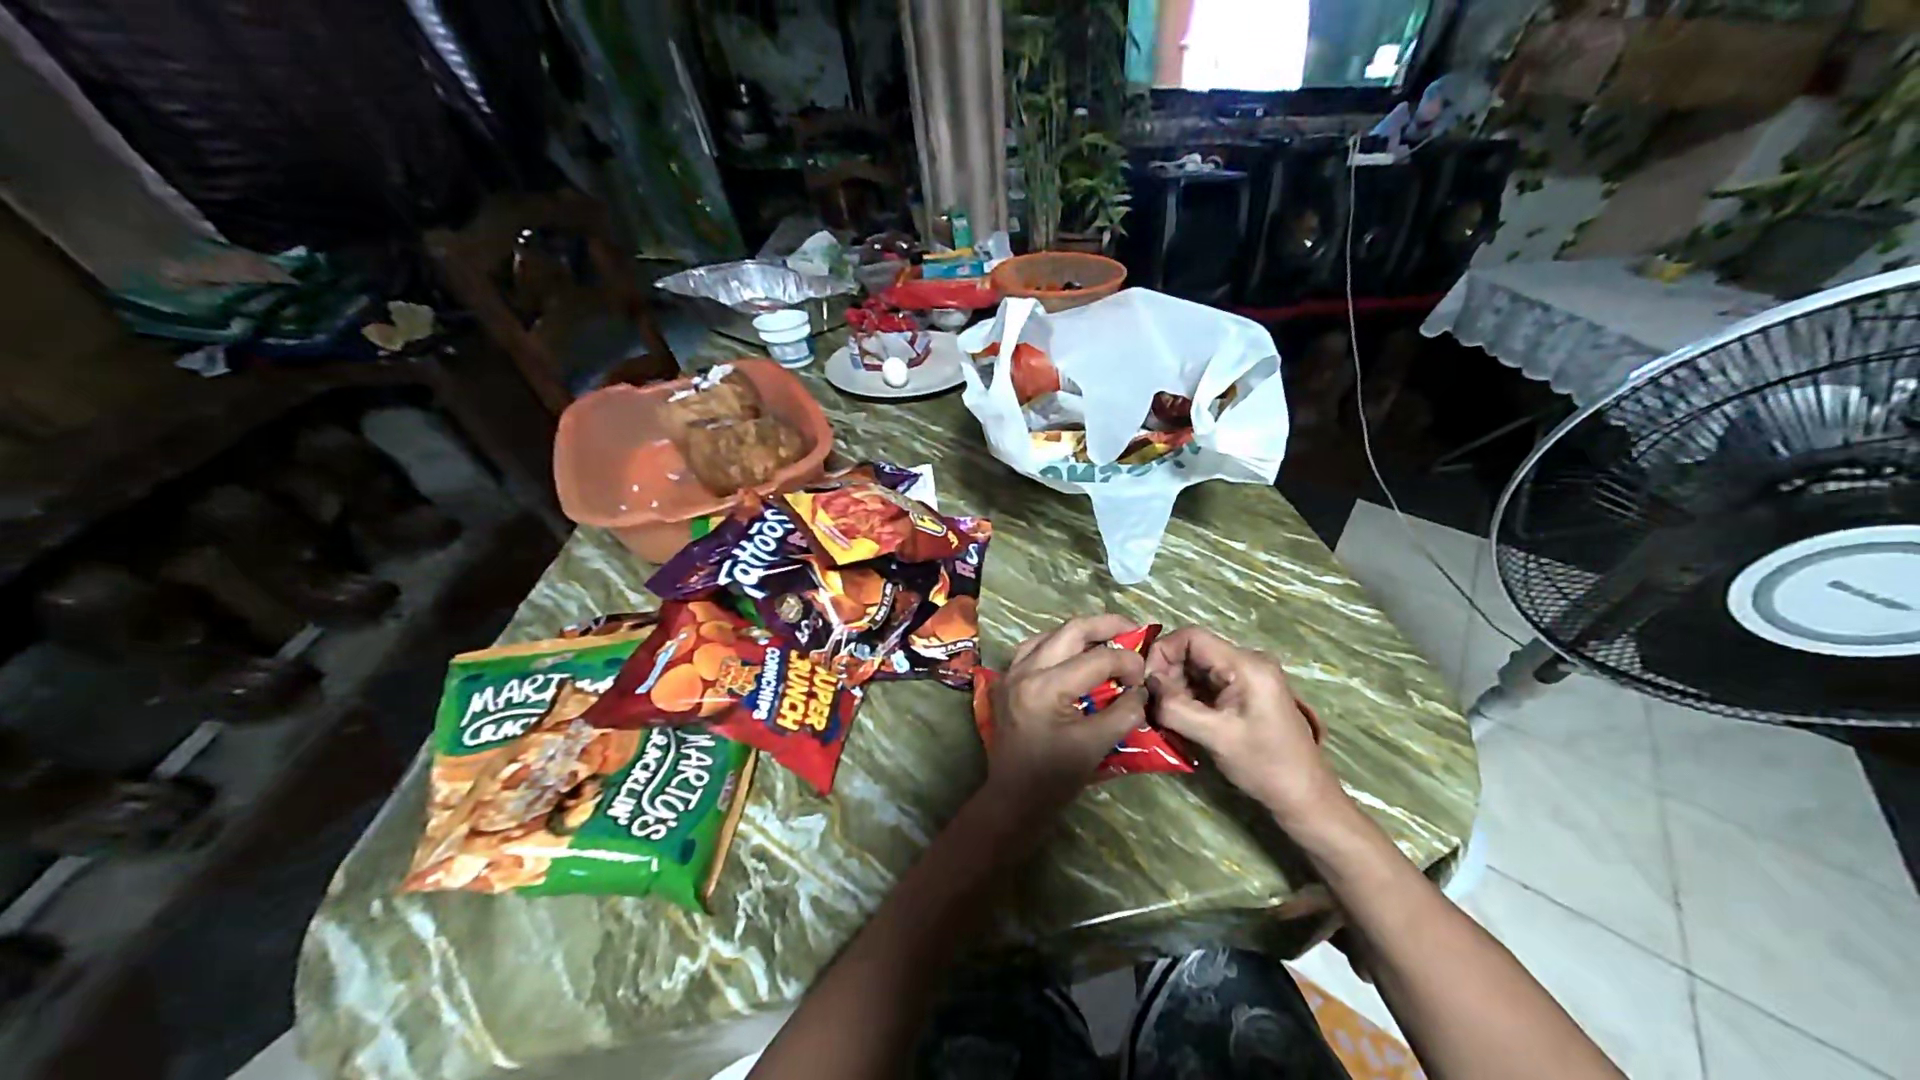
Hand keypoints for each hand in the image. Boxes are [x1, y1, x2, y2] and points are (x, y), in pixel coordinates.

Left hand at [983, 614, 1149, 812]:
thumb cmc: (1055, 777)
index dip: (1127, 662)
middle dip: (1105, 626)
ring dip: (1080, 633)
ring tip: (1108, 639)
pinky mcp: (1006, 681)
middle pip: (1070, 631)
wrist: (1014, 798)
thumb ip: (1125, 712)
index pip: (1096, 659)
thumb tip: (1141, 688)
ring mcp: (1011, 673)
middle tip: (1133, 629)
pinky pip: (1033, 648)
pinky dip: (1057, 644)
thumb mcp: (1097, 745)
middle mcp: (1024, 670)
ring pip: (1049, 635)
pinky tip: (1073, 654)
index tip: (1143, 675)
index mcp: (1045, 687)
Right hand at [1146, 626, 1340, 824]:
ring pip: (1197, 667)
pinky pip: (1207, 682)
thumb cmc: (1265, 765)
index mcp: (1246, 664)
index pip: (1191, 637)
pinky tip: (1181, 718)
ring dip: (1176, 687)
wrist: (1304, 796)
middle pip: (1193, 651)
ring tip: (1165, 714)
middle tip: (1154, 704)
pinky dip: (1189, 696)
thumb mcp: (1215, 736)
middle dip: (1168, 674)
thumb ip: (1176, 707)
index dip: (1162, 653)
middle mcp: (1248, 661)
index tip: (1147, 683)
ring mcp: (1248, 675)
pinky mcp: (1245, 690)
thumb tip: (1146, 686)